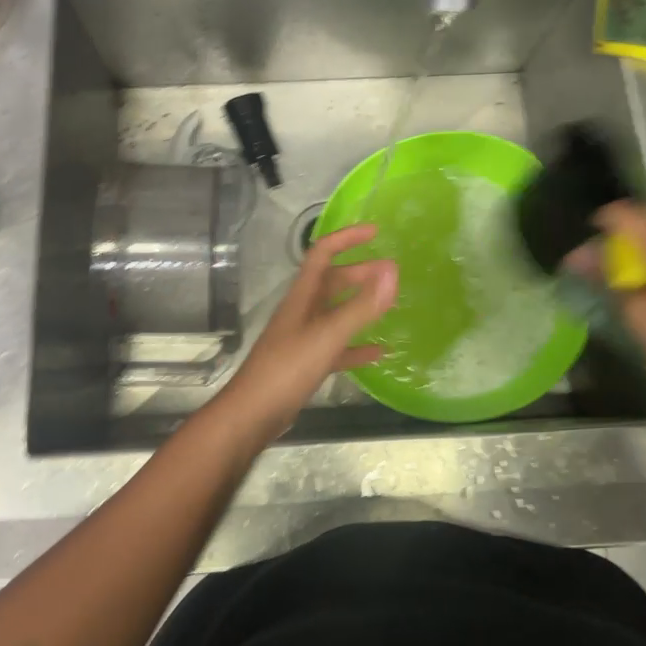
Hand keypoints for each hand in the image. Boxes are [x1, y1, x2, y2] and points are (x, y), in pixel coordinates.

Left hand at [211, 223, 396, 438]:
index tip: (376, 232)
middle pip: (332, 281)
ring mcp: (303, 337)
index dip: (347, 238)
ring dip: (361, 306)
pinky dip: (357, 346)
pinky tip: (379, 353)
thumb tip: (392, 269)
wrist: (253, 413)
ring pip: (336, 312)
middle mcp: (302, 310)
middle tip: (392, 274)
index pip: (323, 253)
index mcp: (302, 295)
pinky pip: (337, 347)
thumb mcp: (328, 335)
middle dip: (361, 272)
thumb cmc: (287, 368)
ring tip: (390, 305)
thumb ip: (361, 305)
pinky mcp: (306, 362)